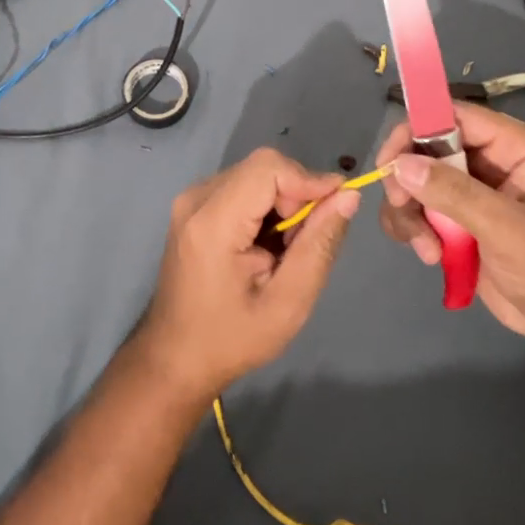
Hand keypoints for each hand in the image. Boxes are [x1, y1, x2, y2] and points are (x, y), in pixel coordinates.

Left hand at [133, 148, 360, 399]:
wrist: (176, 356)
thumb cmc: (232, 337)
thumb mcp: (288, 302)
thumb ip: (319, 245)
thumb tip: (348, 196)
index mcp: (213, 221)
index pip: (268, 168)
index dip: (309, 180)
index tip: (337, 209)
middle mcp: (195, 198)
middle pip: (261, 169)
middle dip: (296, 196)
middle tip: (306, 243)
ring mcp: (190, 201)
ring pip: (253, 176)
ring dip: (281, 204)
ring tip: (285, 252)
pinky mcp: (192, 208)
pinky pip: (239, 188)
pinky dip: (263, 209)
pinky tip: (266, 248)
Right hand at [375, 105, 524, 348]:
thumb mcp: (508, 228)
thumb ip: (455, 193)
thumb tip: (400, 164)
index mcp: (512, 148)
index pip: (451, 116)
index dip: (415, 130)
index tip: (389, 163)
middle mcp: (488, 162)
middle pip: (424, 148)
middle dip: (406, 180)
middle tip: (404, 210)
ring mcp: (470, 193)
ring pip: (415, 181)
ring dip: (408, 212)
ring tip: (426, 248)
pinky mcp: (458, 222)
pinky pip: (418, 211)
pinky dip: (412, 229)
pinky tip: (430, 255)